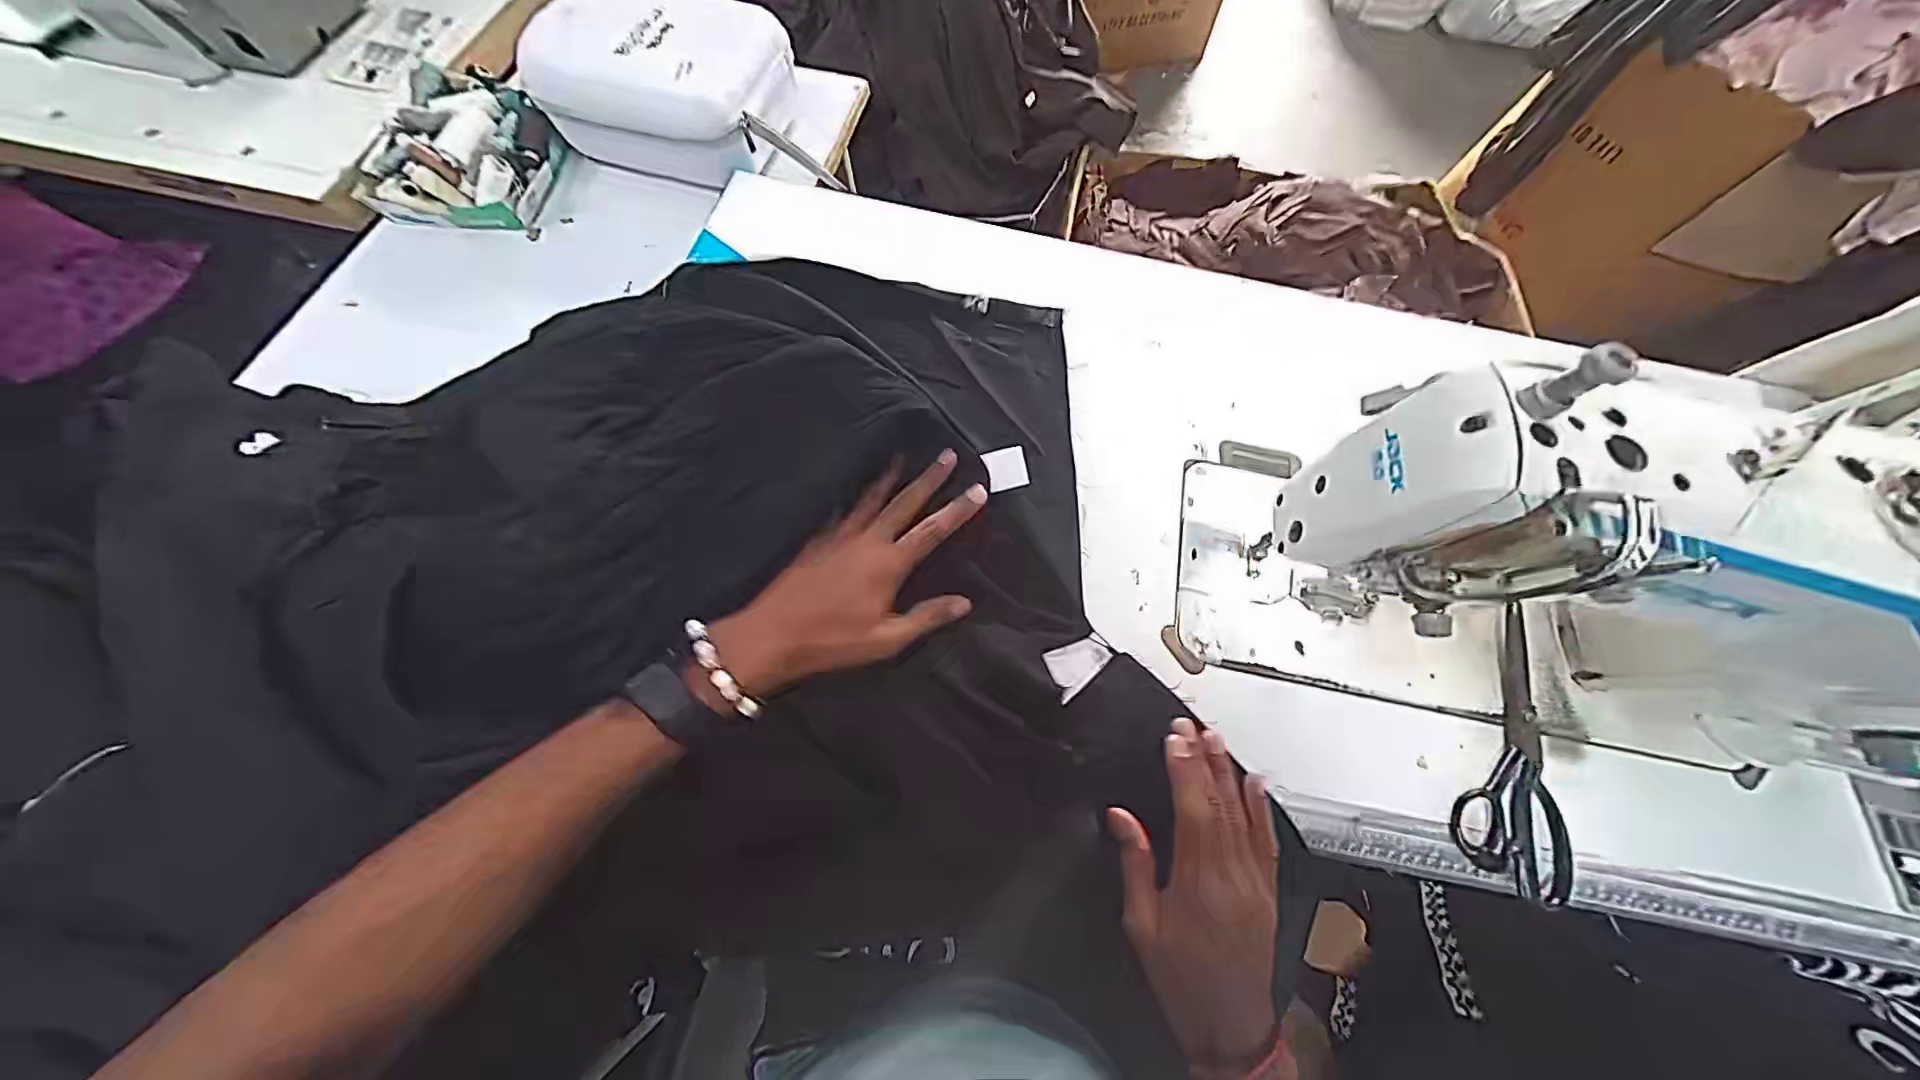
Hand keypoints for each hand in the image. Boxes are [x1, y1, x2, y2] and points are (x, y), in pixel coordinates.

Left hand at [706, 450, 985, 695]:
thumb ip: (927, 617)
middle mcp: (867, 542)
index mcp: (888, 565)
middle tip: (945, 456)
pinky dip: (858, 497)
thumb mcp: (887, 640)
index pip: (931, 531)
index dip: (957, 510)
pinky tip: (858, 492)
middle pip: (904, 502)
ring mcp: (840, 537)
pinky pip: (845, 510)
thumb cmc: (832, 641)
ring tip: (902, 458)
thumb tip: (964, 602)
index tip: (977, 490)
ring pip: (872, 499)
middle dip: (929, 478)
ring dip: (891, 478)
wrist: (772, 634)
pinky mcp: (818, 541)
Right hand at [1109, 718, 1282, 1079]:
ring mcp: (1255, 884)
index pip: (1193, 809)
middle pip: (1219, 805)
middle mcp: (1232, 878)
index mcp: (1199, 884)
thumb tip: (1122, 819)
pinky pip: (1265, 841)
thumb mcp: (1142, 924)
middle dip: (1204, 760)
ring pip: (1243, 816)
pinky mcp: (1267, 892)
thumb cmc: (1184, 981)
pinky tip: (1255, 785)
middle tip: (1194, 727)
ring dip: (1229, 774)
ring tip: (1218, 742)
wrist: (1231, 1027)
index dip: (1184, 769)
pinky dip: (1260, 808)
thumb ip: (1135, 864)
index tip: (1175, 739)